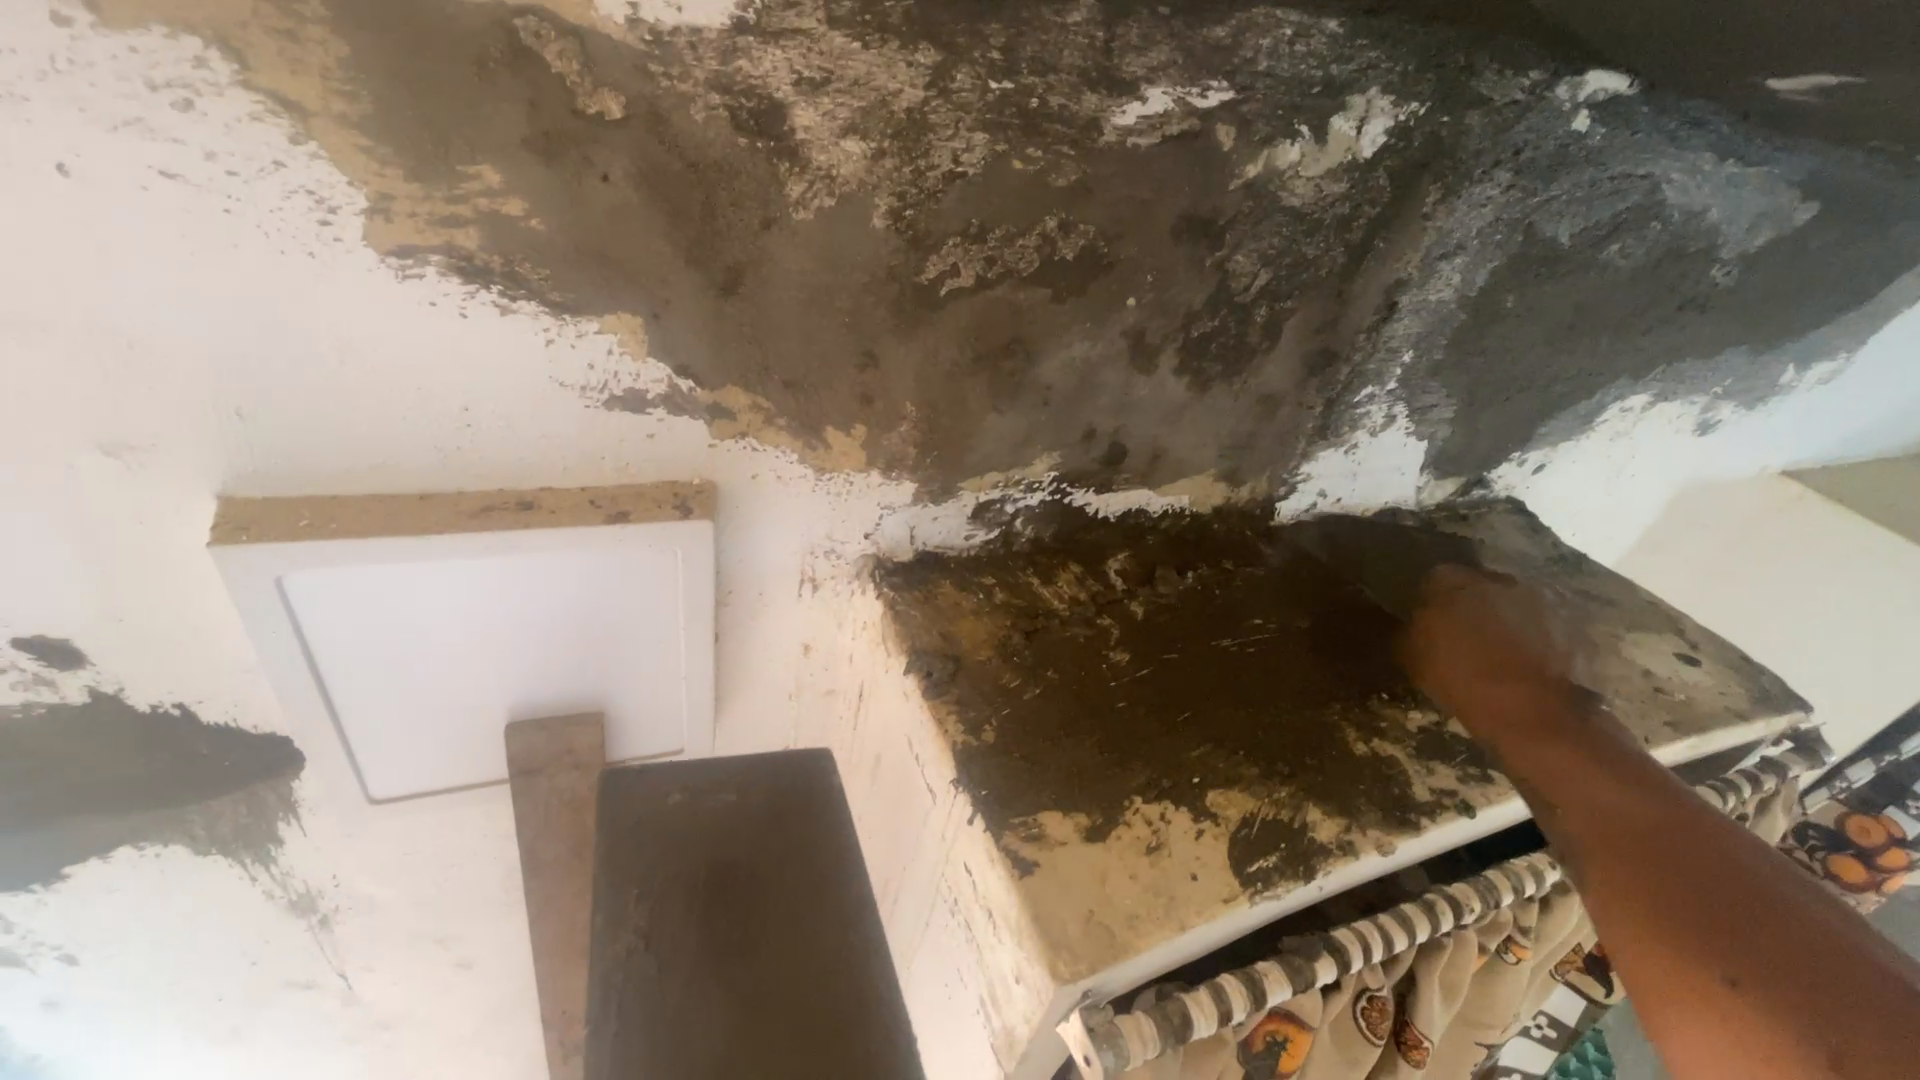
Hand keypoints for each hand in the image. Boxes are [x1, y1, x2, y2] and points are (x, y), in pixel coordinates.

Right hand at [1399, 564, 1583, 729]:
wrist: (1526, 710)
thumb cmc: (1458, 679)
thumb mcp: (1411, 657)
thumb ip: (1409, 630)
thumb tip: (1408, 620)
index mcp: (1452, 584)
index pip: (1435, 578)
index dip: (1431, 598)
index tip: (1428, 617)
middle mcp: (1494, 581)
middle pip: (1477, 585)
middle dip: (1469, 603)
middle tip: (1460, 630)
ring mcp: (1534, 600)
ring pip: (1508, 602)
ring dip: (1500, 617)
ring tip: (1492, 647)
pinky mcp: (1562, 623)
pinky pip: (1535, 623)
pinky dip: (1527, 635)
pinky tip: (1518, 660)